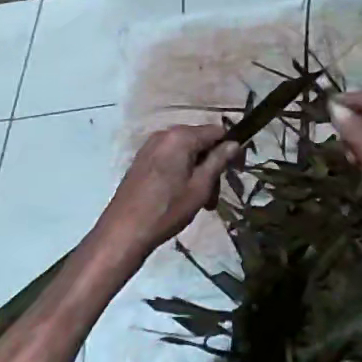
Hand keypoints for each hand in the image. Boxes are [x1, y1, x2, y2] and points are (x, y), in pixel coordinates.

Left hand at [94, 124, 240, 255]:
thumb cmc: (167, 209)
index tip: (238, 171)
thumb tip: (234, 143)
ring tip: (201, 203)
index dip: (231, 148)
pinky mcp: (142, 160)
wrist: (124, 230)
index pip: (216, 131)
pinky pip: (170, 159)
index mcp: (180, 137)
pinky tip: (182, 196)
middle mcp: (164, 135)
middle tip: (216, 196)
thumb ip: (218, 161)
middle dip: (212, 165)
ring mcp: (150, 147)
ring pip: (186, 153)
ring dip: (198, 172)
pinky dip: (182, 172)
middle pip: (200, 142)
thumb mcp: (200, 187)